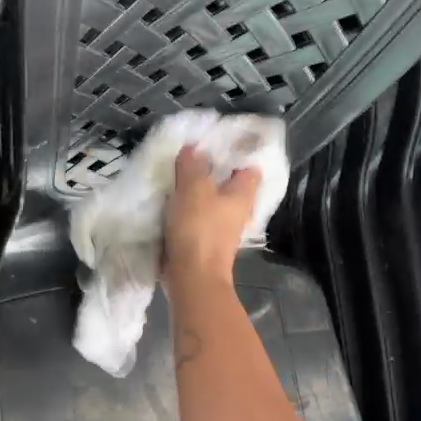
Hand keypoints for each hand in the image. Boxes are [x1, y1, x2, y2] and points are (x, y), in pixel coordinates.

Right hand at [165, 148, 261, 290]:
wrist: (192, 276)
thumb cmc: (199, 229)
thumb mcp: (193, 189)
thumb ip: (193, 166)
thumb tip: (193, 149)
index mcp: (243, 194)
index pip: (249, 167)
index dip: (236, 154)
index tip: (215, 144)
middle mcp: (238, 210)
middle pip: (228, 184)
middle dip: (212, 172)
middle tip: (189, 158)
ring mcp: (222, 228)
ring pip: (212, 201)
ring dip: (197, 193)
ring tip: (175, 179)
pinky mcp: (205, 241)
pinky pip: (198, 218)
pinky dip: (187, 210)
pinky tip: (171, 205)